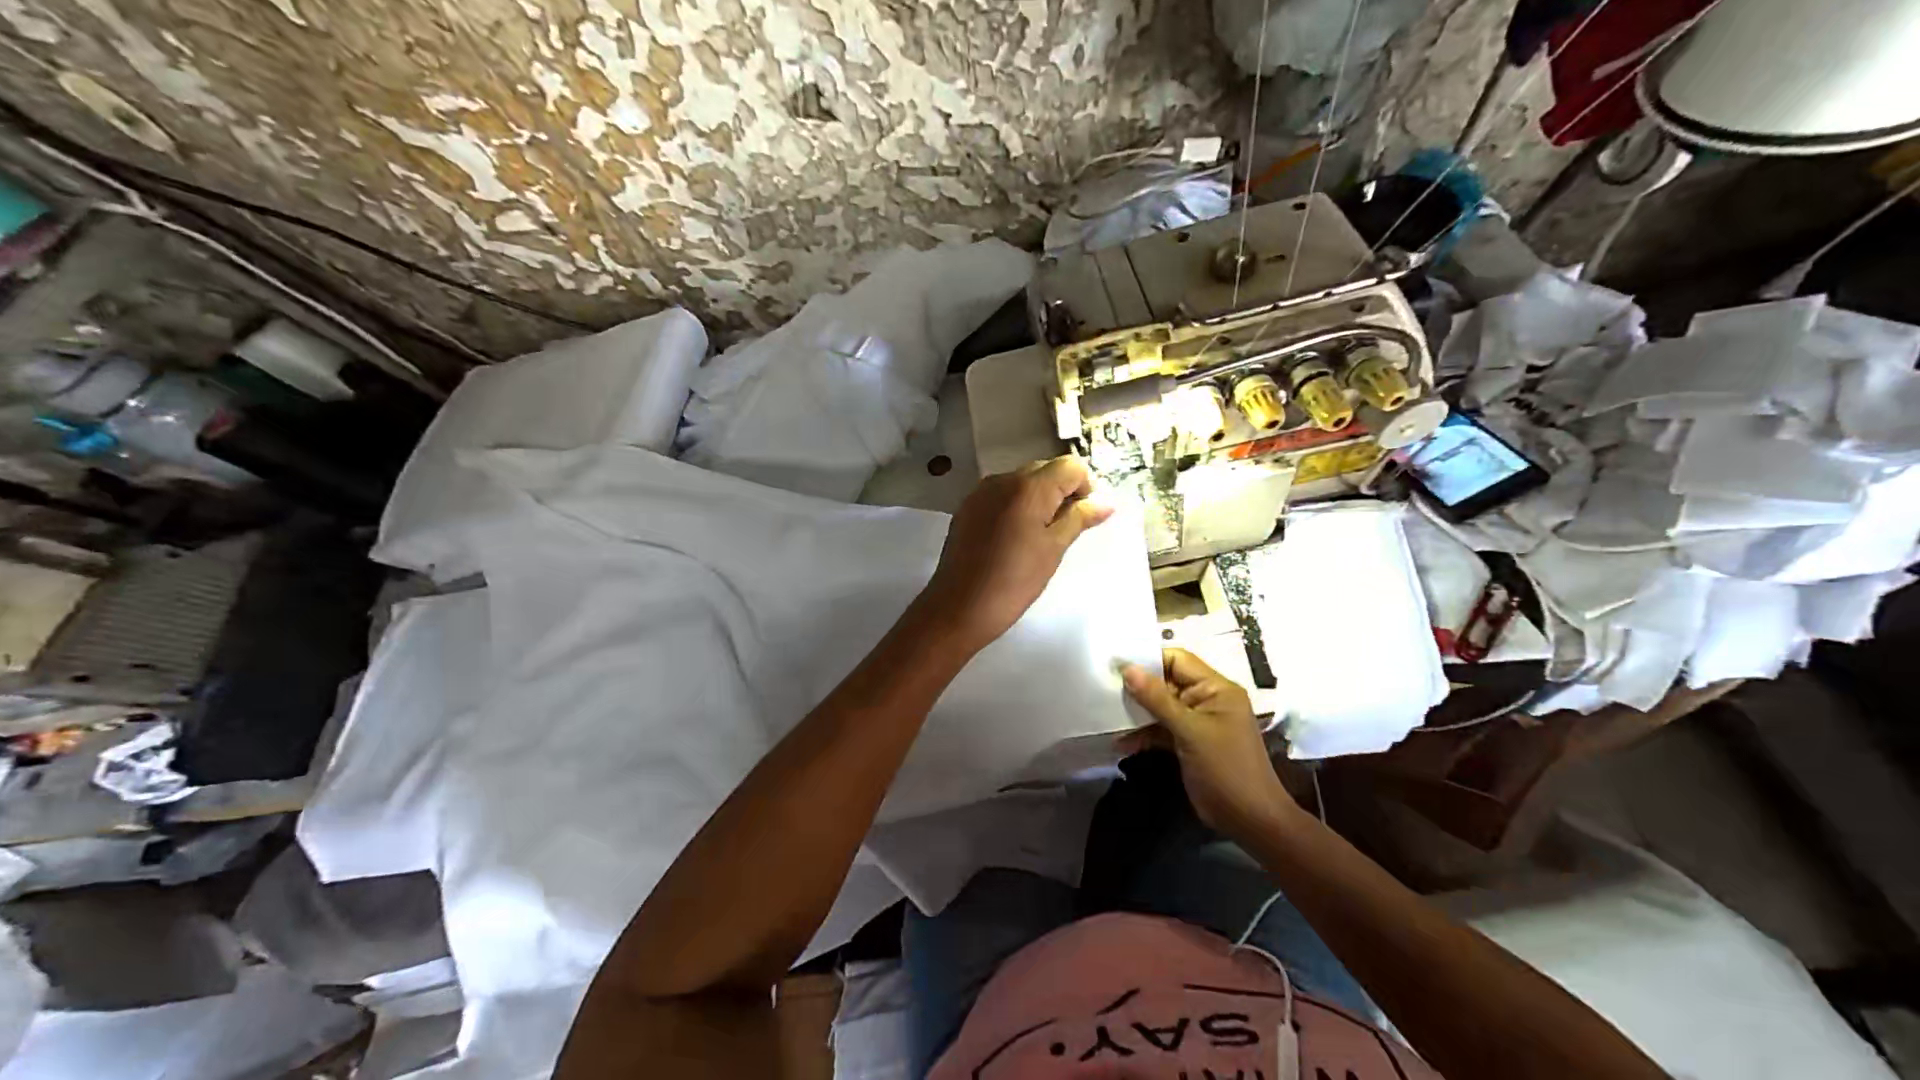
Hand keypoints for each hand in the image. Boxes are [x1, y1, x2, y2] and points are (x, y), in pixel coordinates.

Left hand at [913, 455, 1114, 652]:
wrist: (958, 607)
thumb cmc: (1013, 581)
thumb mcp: (1053, 550)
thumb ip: (1079, 519)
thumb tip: (1105, 503)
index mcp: (1028, 487)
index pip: (1070, 466)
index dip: (1084, 487)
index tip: (1082, 517)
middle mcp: (1002, 480)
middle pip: (1045, 470)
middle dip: (1062, 492)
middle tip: (1064, 531)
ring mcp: (980, 493)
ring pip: (1022, 483)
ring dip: (1038, 500)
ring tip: (1037, 539)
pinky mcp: (966, 508)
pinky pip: (1001, 496)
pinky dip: (1015, 508)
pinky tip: (1013, 540)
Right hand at [1120, 649, 1297, 838]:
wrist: (1249, 819)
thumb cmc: (1225, 768)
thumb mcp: (1190, 731)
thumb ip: (1157, 699)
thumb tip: (1128, 669)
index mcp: (1216, 689)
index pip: (1178, 660)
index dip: (1148, 659)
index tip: (1115, 664)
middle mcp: (1206, 700)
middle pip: (1166, 682)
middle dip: (1137, 686)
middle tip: (1103, 687)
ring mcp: (1197, 723)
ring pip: (1160, 707)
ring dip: (1136, 712)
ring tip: (1105, 714)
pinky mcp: (1187, 743)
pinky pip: (1161, 729)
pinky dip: (1143, 734)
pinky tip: (1120, 742)